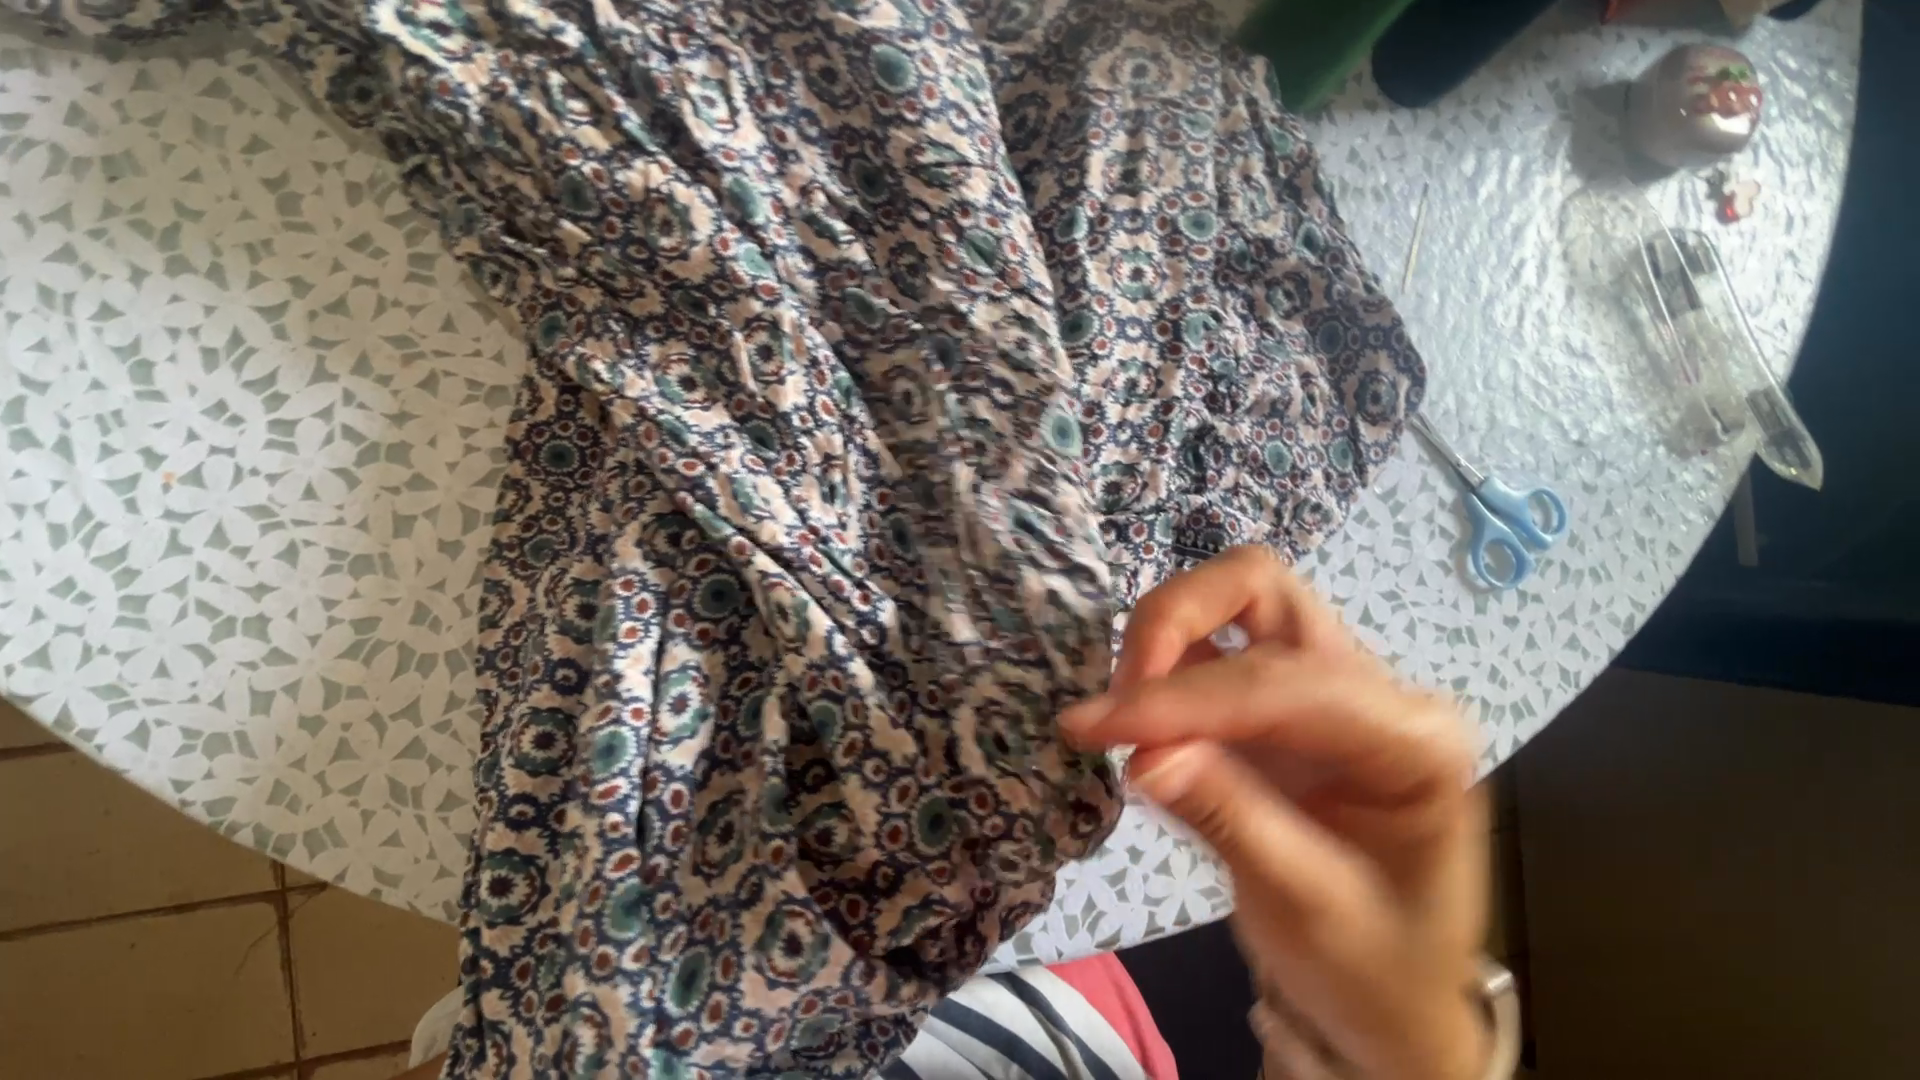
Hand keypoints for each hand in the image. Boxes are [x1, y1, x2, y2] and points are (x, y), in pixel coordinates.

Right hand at [1062, 547, 1488, 1079]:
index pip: (1279, 684)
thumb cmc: (1372, 967)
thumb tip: (1142, 756)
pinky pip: (1210, 646)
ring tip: (1123, 715)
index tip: (1093, 727)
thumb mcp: (1309, 909)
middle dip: (1174, 621)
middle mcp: (1372, 688)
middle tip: (1119, 698)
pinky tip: (1139, 720)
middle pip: (1259, 588)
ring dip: (1164, 636)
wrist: (1388, 997)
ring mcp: (1323, 683)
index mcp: (1411, 738)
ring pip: (1232, 598)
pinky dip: (1163, 665)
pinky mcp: (1278, 697)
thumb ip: (1230, 819)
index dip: (1180, 699)